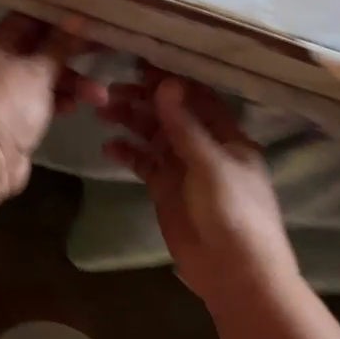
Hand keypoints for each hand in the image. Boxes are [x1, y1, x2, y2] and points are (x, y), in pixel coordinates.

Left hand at [0, 12, 106, 200]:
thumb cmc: (9, 106)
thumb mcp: (38, 72)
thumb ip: (60, 44)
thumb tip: (78, 16)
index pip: (31, 17)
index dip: (61, 15)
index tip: (92, 13)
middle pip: (42, 45)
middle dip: (74, 51)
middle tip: (108, 48)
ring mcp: (7, 84)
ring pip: (46, 72)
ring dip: (73, 81)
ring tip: (99, 96)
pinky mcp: (17, 109)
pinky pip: (44, 95)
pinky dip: (60, 98)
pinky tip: (75, 106)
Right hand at [103, 67, 299, 312]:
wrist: (236, 275)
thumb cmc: (234, 214)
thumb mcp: (211, 165)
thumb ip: (185, 126)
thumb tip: (166, 83)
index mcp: (227, 136)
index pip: (196, 97)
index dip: (169, 80)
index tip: (138, 63)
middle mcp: (204, 147)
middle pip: (170, 114)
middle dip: (143, 99)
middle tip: (111, 89)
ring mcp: (183, 168)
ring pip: (152, 135)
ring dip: (130, 121)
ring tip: (103, 112)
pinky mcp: (165, 189)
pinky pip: (143, 162)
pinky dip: (126, 152)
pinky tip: (108, 147)